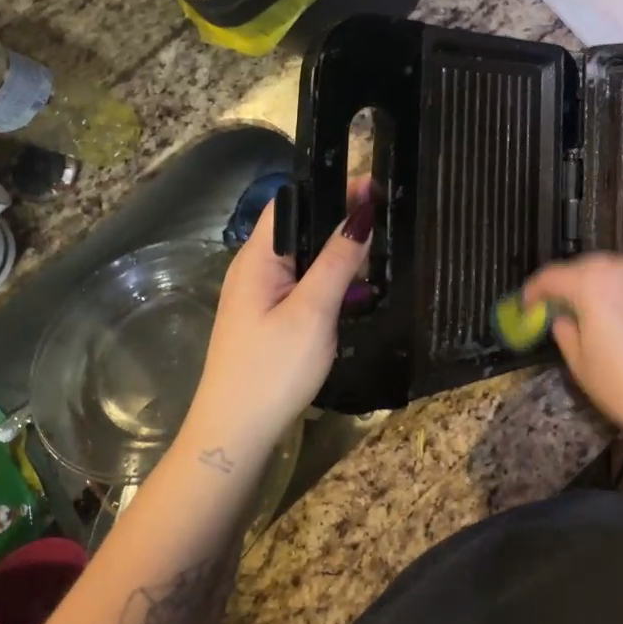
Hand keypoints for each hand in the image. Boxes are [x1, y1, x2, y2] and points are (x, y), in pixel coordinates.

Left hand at [188, 183, 373, 451]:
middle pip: (301, 225)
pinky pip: (304, 282)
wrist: (234, 437)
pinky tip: (357, 289)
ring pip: (305, 256)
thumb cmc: (272, 371)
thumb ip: (338, 261)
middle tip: (388, 215)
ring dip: (339, 250)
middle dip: (342, 217)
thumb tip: (363, 212)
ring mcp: (260, 294)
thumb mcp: (313, 312)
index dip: (333, 187)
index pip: (294, 200)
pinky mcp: (269, 317)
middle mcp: (255, 268)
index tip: (376, 186)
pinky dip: (331, 278)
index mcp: (258, 258)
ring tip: (381, 248)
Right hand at [523, 254, 622, 452]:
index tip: (525, 306)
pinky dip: (622, 293)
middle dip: (567, 285)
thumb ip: (565, 331)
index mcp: (594, 282)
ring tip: (588, 313)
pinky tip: (620, 318)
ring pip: (613, 272)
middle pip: (585, 268)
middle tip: (554, 309)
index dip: (534, 291)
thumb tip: (563, 318)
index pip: (553, 276)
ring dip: (596, 286)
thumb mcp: (582, 365)